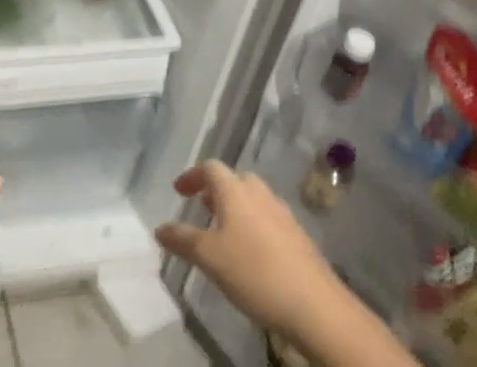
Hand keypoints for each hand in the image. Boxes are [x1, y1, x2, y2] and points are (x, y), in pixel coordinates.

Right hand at [154, 161, 336, 334]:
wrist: (316, 306)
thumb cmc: (254, 272)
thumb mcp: (208, 257)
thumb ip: (182, 239)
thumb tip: (160, 228)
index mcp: (236, 192)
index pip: (211, 168)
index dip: (192, 176)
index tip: (179, 191)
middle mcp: (261, 196)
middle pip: (236, 180)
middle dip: (217, 190)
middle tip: (203, 209)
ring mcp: (284, 216)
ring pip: (255, 200)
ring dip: (237, 208)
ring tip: (224, 234)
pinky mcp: (300, 239)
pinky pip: (270, 221)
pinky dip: (254, 226)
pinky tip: (251, 255)